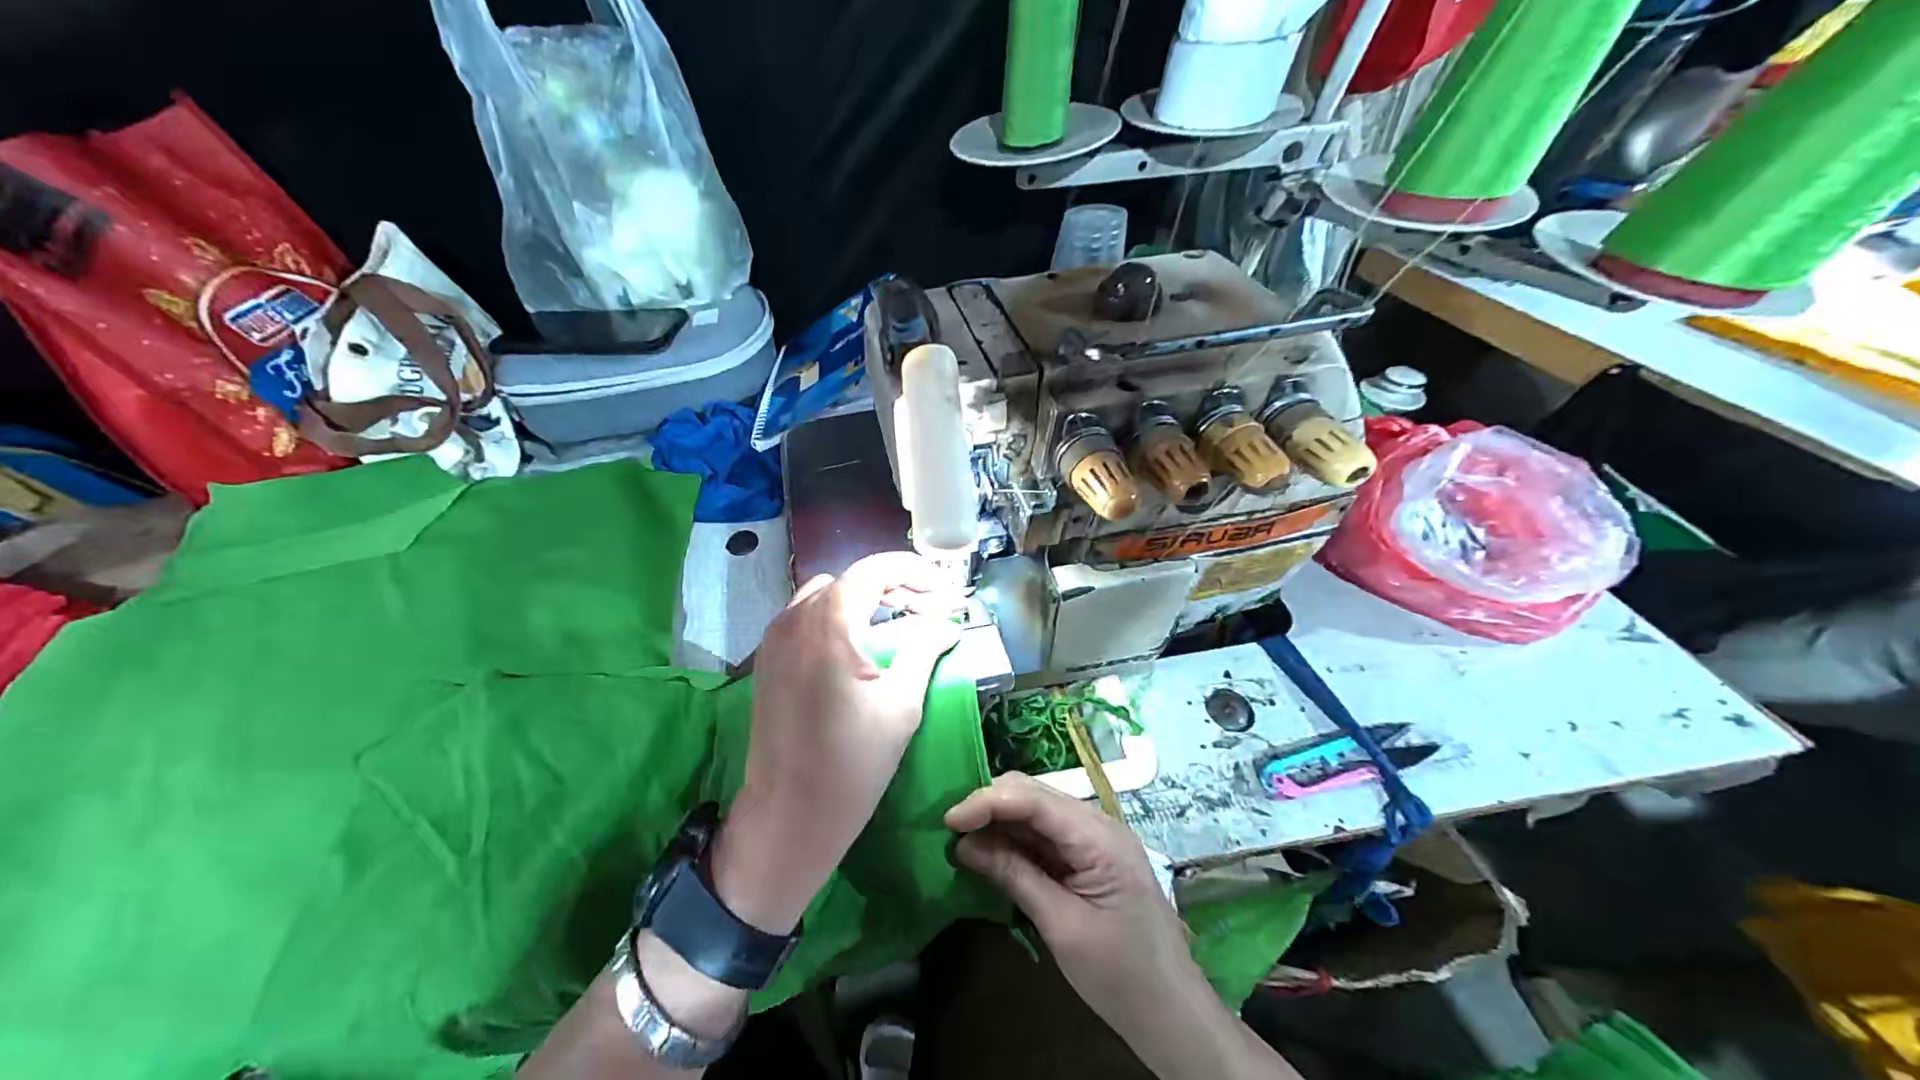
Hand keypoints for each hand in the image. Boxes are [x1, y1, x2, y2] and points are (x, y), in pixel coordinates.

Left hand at [712, 553, 959, 934]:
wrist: (788, 815)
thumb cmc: (852, 764)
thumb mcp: (901, 704)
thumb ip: (924, 650)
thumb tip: (948, 623)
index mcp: (827, 625)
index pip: (874, 570)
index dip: (913, 571)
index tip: (942, 588)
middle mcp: (793, 620)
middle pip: (849, 580)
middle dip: (893, 586)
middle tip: (929, 608)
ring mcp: (773, 639)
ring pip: (825, 595)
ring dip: (863, 600)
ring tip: (898, 622)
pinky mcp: (767, 659)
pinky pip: (805, 617)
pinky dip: (837, 616)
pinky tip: (861, 643)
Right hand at [944, 773, 1201, 1035]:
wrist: (1171, 1011)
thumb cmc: (1120, 974)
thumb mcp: (1061, 925)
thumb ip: (1013, 876)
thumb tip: (963, 844)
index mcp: (1098, 836)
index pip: (1032, 798)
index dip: (986, 801)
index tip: (948, 821)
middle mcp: (1097, 824)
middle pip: (1032, 794)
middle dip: (988, 805)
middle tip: (950, 831)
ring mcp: (1094, 838)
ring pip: (1035, 811)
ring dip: (998, 821)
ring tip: (961, 840)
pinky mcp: (1088, 857)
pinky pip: (1045, 835)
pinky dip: (1014, 839)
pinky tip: (990, 852)